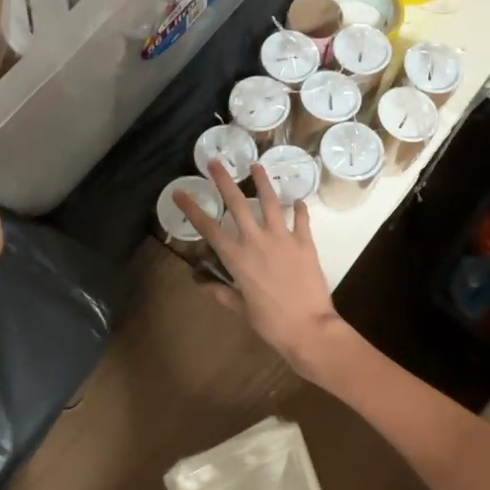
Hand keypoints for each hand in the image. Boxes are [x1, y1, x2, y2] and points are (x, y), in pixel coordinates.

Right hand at [175, 162, 344, 373]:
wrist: (309, 328)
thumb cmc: (271, 323)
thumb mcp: (241, 309)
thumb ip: (220, 293)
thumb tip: (201, 284)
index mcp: (237, 258)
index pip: (209, 228)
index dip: (192, 209)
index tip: (180, 192)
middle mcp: (257, 241)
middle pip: (237, 203)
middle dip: (223, 180)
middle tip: (215, 162)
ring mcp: (283, 238)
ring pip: (270, 202)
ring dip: (262, 182)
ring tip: (256, 166)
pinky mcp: (305, 242)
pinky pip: (301, 219)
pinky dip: (299, 208)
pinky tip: (297, 200)